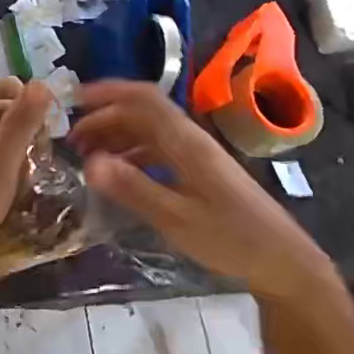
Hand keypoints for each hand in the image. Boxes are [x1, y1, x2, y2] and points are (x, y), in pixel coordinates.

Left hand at [0, 77, 53, 263]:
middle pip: (10, 102)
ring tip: (16, 175)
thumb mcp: (0, 165)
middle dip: (27, 130)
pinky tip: (7, 179)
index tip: (35, 157)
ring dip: (20, 145)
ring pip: (7, 121)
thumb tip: (44, 83)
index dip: (33, 123)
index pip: (16, 97)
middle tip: (26, 163)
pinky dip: (9, 156)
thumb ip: (22, 123)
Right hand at [69, 81, 334, 299]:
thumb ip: (133, 189)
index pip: (143, 100)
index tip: (72, 100)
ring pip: (150, 131)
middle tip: (71, 140)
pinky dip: (132, 154)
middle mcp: (191, 140)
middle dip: (104, 117)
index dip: (107, 93)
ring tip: (86, 155)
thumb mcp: (177, 219)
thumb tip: (89, 162)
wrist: (282, 260)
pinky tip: (118, 173)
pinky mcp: (200, 172)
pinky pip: (159, 150)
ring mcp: (197, 155)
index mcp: (186, 143)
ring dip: (117, 135)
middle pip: (143, 112)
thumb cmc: (231, 240)